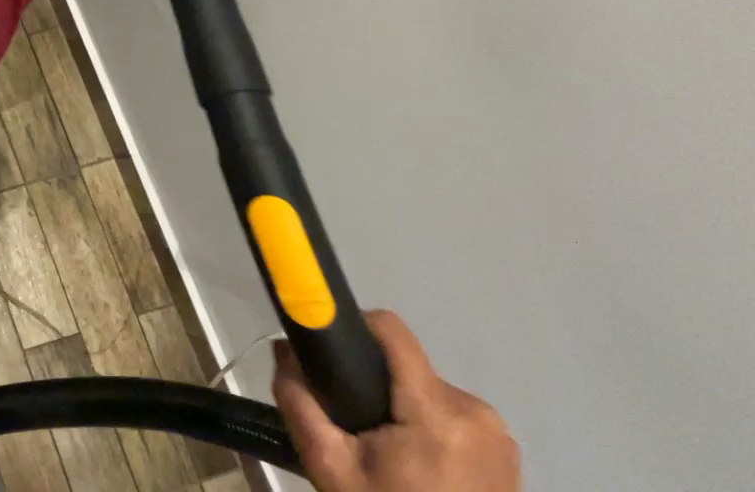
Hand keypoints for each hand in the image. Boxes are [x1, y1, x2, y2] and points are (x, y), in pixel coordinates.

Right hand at [274, 311, 520, 491]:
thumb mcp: (328, 465)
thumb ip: (298, 401)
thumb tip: (285, 349)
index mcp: (437, 412)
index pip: (391, 331)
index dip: (353, 326)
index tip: (327, 350)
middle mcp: (477, 412)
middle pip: (404, 365)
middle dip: (371, 382)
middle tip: (351, 423)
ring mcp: (499, 435)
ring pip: (425, 390)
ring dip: (398, 406)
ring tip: (383, 452)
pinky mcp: (508, 453)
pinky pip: (451, 415)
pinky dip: (424, 426)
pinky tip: (415, 466)